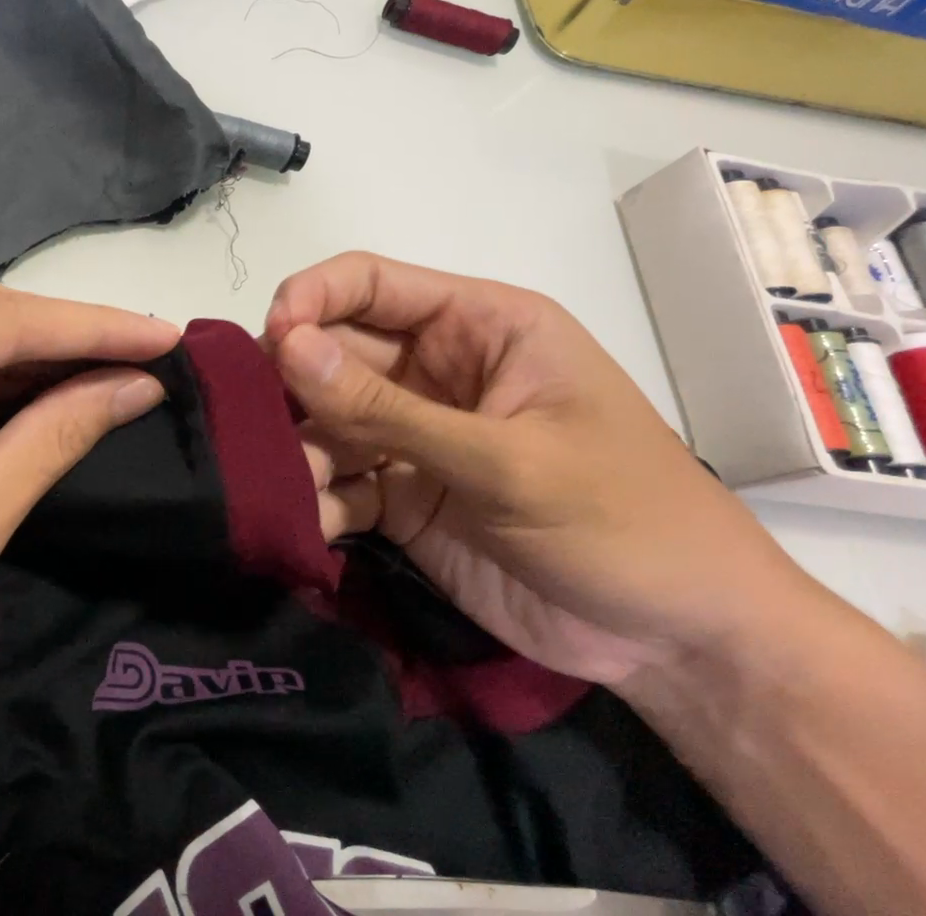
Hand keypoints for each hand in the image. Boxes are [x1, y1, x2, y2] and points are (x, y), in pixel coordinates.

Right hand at [261, 253, 820, 687]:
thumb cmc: (621, 522)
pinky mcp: (397, 498)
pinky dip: (315, 501)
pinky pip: (334, 484)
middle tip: (251, 427)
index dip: (310, 300)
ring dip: (297, 451)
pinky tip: (316, 525)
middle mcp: (435, 374)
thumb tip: (286, 346)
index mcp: (480, 330)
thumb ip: (386, 408)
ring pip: (321, 421)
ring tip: (292, 487)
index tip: (269, 345)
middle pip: (331, 354)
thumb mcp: (505, 461)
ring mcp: (413, 438)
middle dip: (289, 388)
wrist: (675, 642)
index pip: (370, 284)